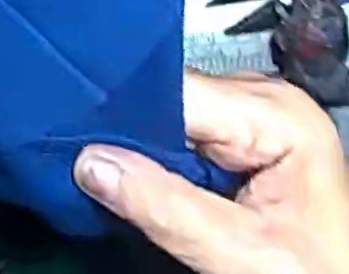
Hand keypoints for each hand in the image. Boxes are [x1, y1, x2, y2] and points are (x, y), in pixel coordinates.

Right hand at [74, 71, 348, 273]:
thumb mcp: (253, 261)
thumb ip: (168, 209)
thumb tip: (86, 162)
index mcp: (276, 111)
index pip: (170, 91)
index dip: (120, 111)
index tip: (72, 130)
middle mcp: (261, 95)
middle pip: (166, 97)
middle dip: (125, 127)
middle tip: (77, 149)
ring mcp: (251, 111)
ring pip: (167, 112)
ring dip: (137, 142)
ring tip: (101, 160)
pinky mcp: (241, 133)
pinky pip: (180, 129)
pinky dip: (155, 152)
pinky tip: (137, 168)